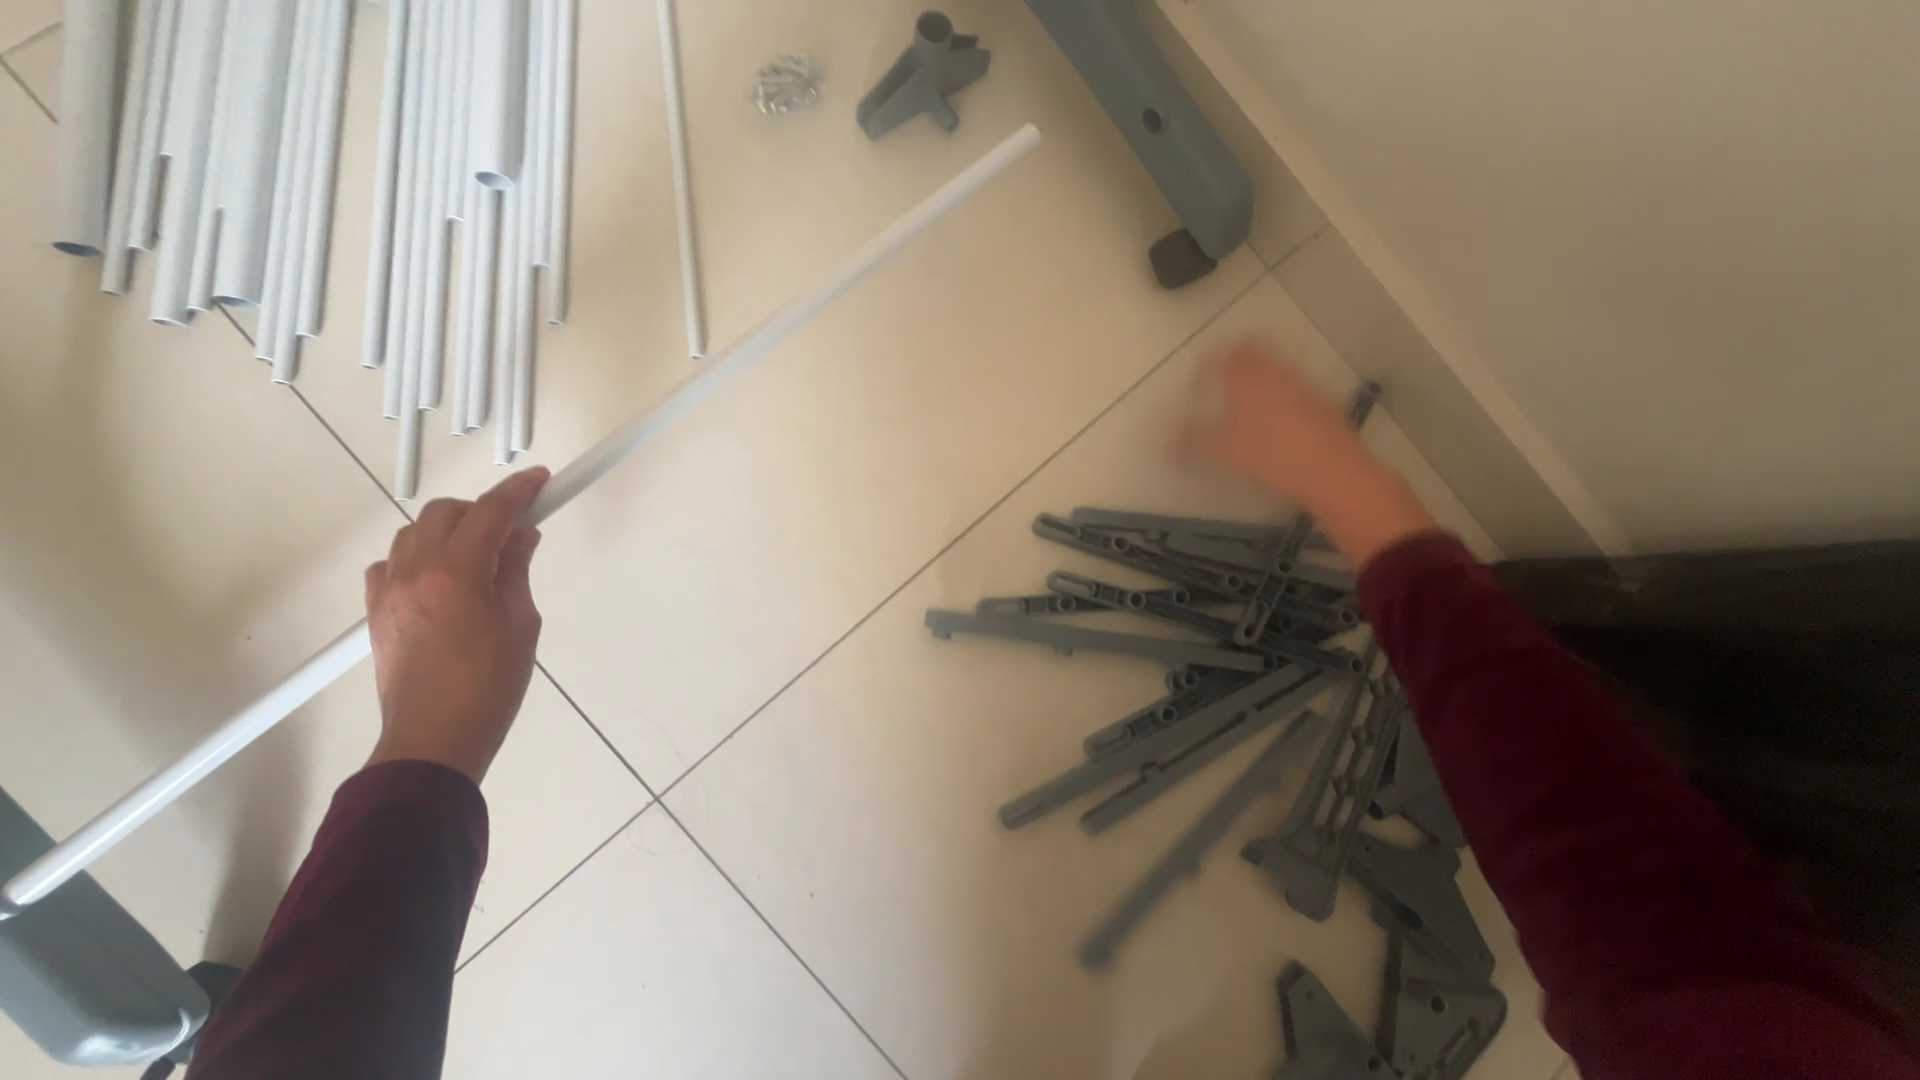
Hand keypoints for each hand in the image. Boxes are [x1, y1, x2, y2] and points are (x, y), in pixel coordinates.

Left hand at [363, 467, 549, 783]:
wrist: (435, 737)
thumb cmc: (490, 685)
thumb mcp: (520, 623)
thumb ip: (516, 571)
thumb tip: (521, 536)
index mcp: (458, 572)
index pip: (491, 512)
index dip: (519, 490)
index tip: (540, 480)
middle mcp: (416, 570)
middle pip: (445, 512)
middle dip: (482, 510)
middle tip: (513, 530)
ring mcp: (389, 590)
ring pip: (414, 533)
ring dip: (449, 531)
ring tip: (478, 556)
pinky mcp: (376, 611)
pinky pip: (391, 563)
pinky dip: (418, 557)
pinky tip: (440, 579)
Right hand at [1179, 339, 1436, 568]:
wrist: (1335, 473)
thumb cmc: (1272, 457)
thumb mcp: (1222, 453)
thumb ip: (1191, 442)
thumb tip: (1166, 440)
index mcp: (1247, 378)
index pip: (1223, 353)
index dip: (1207, 360)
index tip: (1198, 374)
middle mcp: (1276, 373)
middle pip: (1254, 349)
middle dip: (1236, 357)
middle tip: (1222, 371)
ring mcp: (1304, 385)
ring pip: (1277, 366)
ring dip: (1260, 373)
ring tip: (1248, 396)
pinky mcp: (1323, 403)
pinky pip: (1295, 386)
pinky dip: (1281, 392)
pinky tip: (1278, 418)